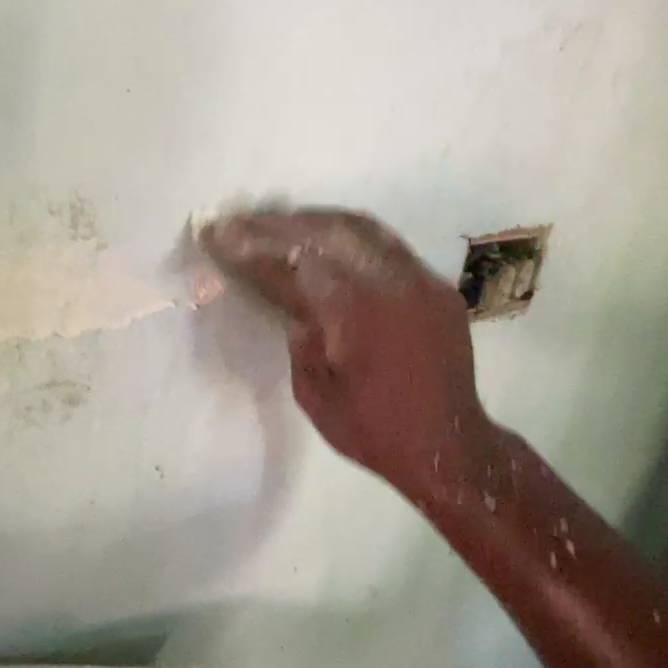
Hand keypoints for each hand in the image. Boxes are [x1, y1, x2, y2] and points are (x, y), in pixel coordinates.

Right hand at [199, 207, 499, 504]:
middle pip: (324, 233)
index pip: (292, 267)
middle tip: (242, 221)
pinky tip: (327, 239)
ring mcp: (418, 279)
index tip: (218, 235)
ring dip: (314, 221)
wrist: (449, 447)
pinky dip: (350, 236)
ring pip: (360, 228)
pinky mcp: (434, 284)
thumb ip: (298, 338)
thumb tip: (288, 301)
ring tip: (280, 222)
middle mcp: (390, 284)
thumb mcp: (314, 394)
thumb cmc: (373, 431)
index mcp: (355, 313)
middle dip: (277, 224)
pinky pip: (388, 245)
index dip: (249, 250)